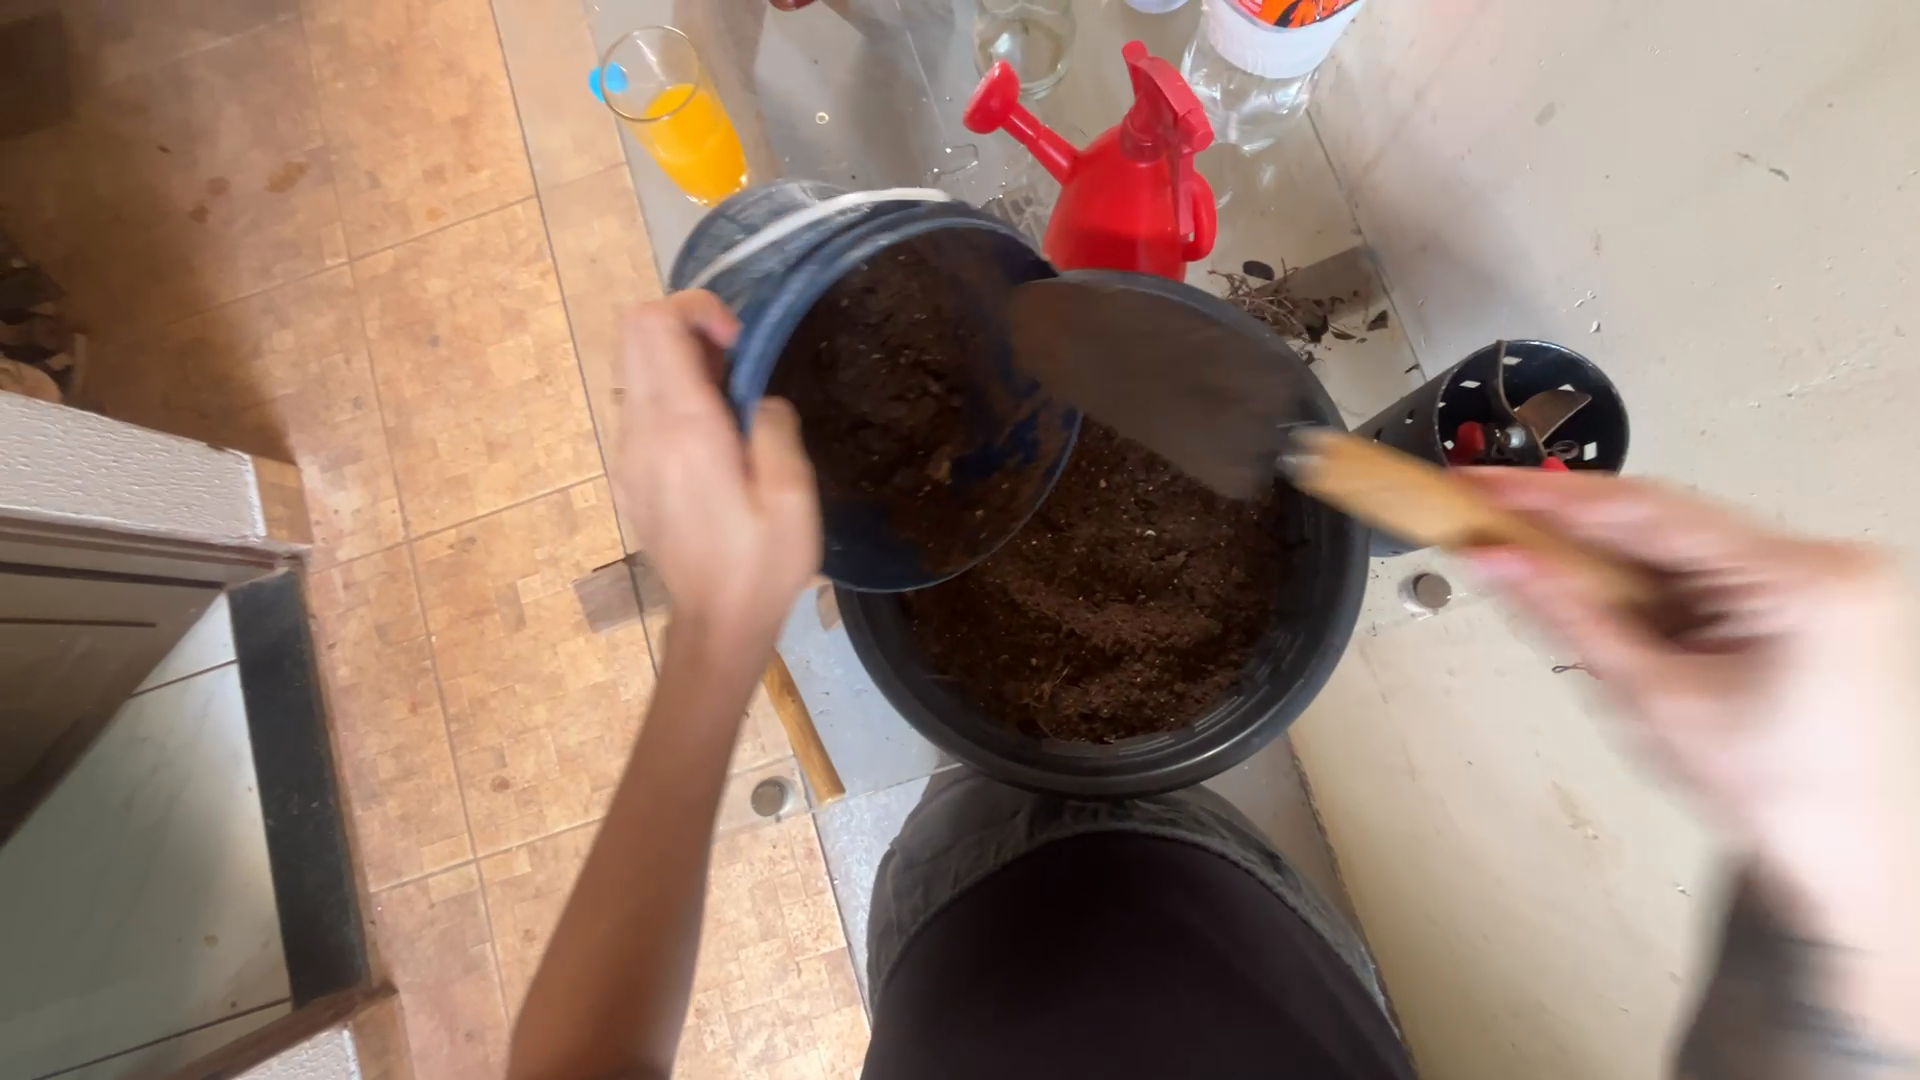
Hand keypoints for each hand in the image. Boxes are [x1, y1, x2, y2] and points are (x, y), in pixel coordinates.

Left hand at [613, 291, 820, 644]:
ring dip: (681, 366)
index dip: (697, 309)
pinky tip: (712, 445)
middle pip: (633, 334)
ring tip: (731, 409)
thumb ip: (775, 426)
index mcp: (684, 428)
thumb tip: (758, 400)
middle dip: (687, 329)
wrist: (716, 624)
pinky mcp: (629, 477)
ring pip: (635, 371)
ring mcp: (627, 456)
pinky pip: (640, 411)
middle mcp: (641, 431)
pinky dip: (672, 401)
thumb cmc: (761, 563)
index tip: (740, 344)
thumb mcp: (792, 494)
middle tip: (737, 368)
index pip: (654, 322)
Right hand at [1462, 470, 1919, 940]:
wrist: (1838, 849)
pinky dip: (1618, 570)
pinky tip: (1571, 574)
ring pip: (1661, 538)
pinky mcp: (1785, 594)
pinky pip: (1680, 562)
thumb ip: (1561, 610)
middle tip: (1480, 510)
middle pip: (1652, 517)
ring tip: (1512, 547)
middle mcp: (1819, 563)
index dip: (1546, 494)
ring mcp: (1808, 577)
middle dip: (1557, 518)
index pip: (1643, 509)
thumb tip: (1497, 558)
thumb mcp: (1643, 689)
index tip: (1482, 485)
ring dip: (1583, 547)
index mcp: (1804, 580)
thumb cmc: (1774, 787)